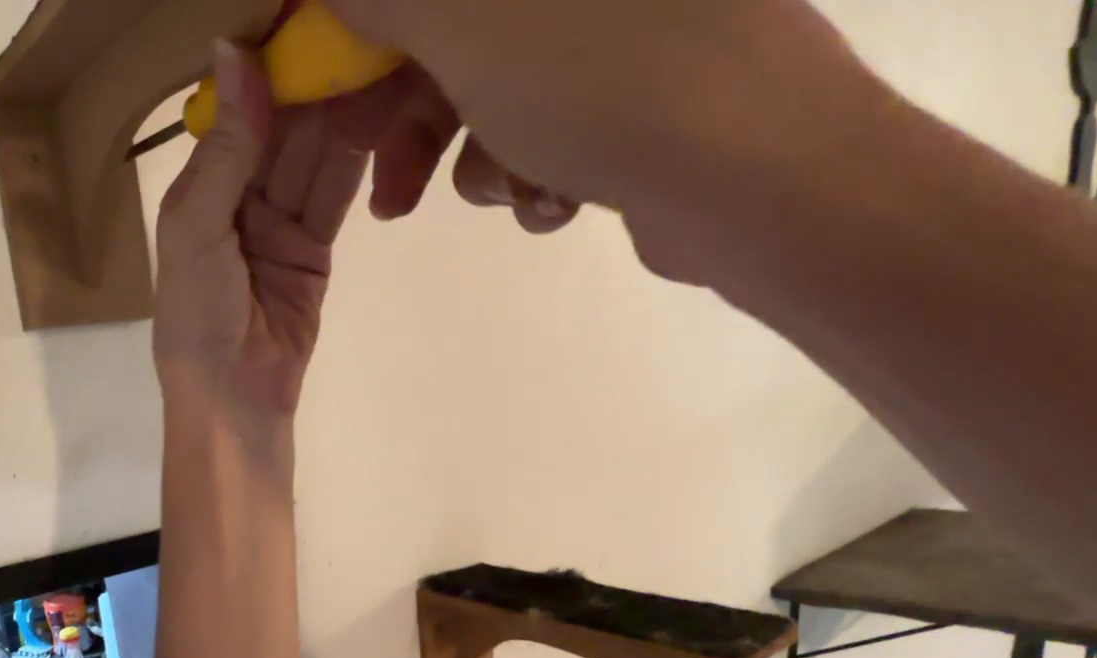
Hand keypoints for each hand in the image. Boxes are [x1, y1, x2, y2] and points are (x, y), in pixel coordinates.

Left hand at [153, 40, 368, 423]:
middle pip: (280, 134)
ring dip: (340, 118)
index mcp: (199, 192)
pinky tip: (378, 117)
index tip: (303, 27)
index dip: (266, 73)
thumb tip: (232, 50)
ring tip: (376, 68)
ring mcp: (278, 227)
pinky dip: (354, 162)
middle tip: (354, 42)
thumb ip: (224, 148)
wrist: (234, 401)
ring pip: (312, 160)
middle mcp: (238, 202)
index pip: (236, 118)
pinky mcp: (314, 253)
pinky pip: (334, 197)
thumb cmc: (199, 317)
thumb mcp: (198, 229)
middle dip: (313, 90)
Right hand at [324, 0, 870, 215]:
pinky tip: (557, 200)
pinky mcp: (645, 85)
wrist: (750, 172)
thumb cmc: (595, 77)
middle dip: (416, 118)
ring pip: (501, 86)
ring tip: (506, 190)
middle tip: (389, 183)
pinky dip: (536, 171)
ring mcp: (623, 23)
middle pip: (459, 29)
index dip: (375, 28)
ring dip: (481, 157)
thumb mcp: (462, 17)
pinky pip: (553, 121)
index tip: (346, 87)